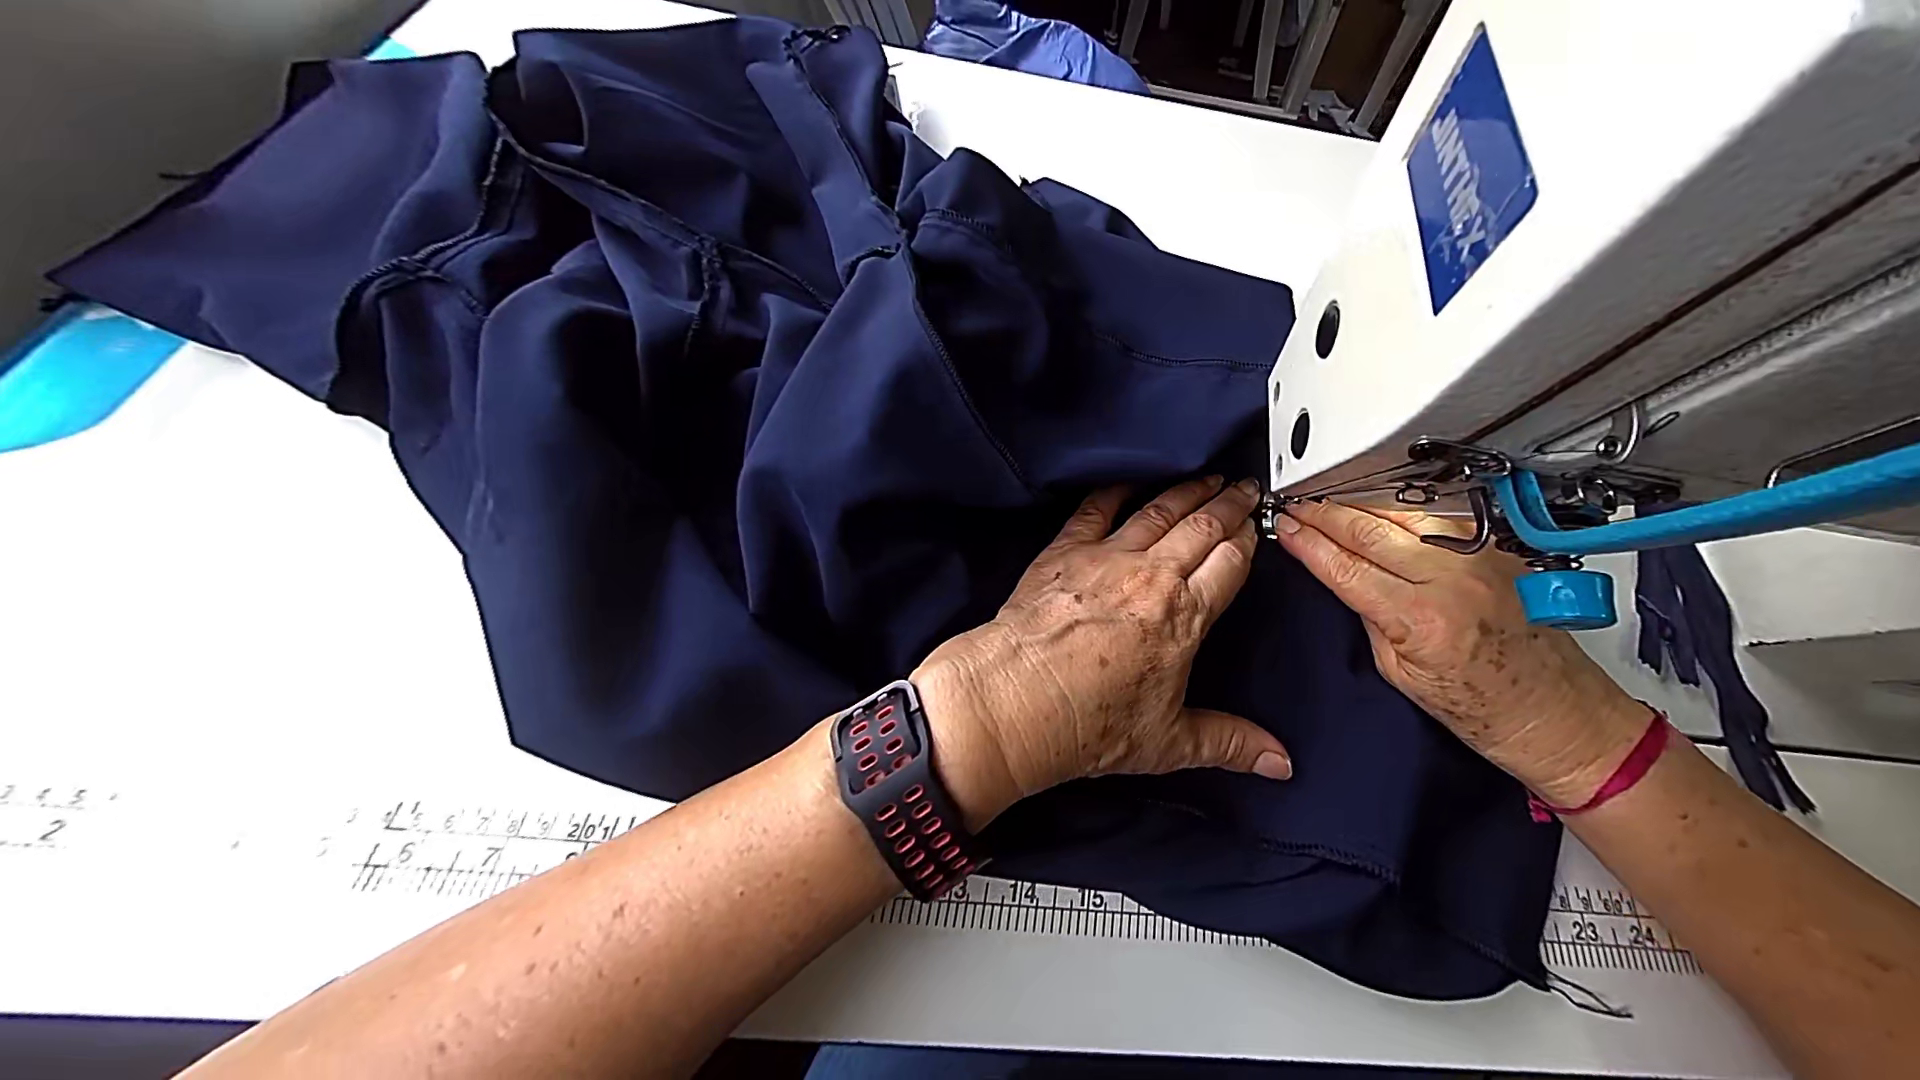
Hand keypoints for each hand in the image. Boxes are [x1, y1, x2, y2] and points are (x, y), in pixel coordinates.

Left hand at [913, 476, 1292, 830]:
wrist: (1017, 701)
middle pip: (1202, 526)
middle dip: (1229, 503)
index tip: (1256, 524)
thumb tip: (1278, 762)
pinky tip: (1129, 482)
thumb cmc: (1088, 724)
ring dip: (1186, 491)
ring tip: (1206, 478)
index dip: (1248, 537)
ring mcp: (1105, 558)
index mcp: (1184, 616)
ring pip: (1157, 511)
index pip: (1230, 561)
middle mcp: (1150, 576)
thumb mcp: (1169, 742)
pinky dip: (1115, 492)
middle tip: (1244, 487)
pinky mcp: (1064, 552)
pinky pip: (1095, 509)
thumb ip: (1230, 742)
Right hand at [1270, 499, 1649, 805]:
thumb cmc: (1482, 706)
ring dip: (1358, 503)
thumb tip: (1343, 577)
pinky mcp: (1497, 552)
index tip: (1285, 529)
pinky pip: (1437, 518)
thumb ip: (1370, 616)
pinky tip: (1376, 504)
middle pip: (1369, 530)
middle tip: (1296, 507)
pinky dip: (1399, 507)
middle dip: (1324, 515)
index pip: (1345, 566)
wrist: (1554, 713)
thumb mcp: (1398, 670)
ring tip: (1326, 500)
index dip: (1308, 544)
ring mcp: (1481, 560)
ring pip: (1403, 513)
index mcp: (1421, 618)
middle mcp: (1454, 580)